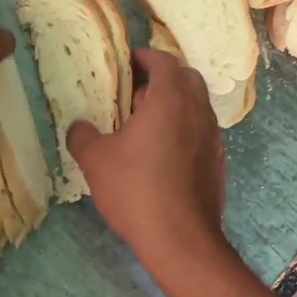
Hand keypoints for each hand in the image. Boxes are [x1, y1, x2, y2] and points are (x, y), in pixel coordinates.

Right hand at [68, 47, 227, 271]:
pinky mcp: (217, 162)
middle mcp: (198, 111)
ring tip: (144, 128)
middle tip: (134, 97)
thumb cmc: (136, 190)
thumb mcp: (95, 160)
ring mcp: (213, 137)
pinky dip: (183, 130)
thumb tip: (79, 127)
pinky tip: (161, 156)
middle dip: (162, 79)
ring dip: (174, 106)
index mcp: (170, 99)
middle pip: (186, 78)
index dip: (145, 56)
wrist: (181, 240)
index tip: (128, 61)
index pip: (164, 60)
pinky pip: (200, 132)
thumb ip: (82, 136)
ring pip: (196, 106)